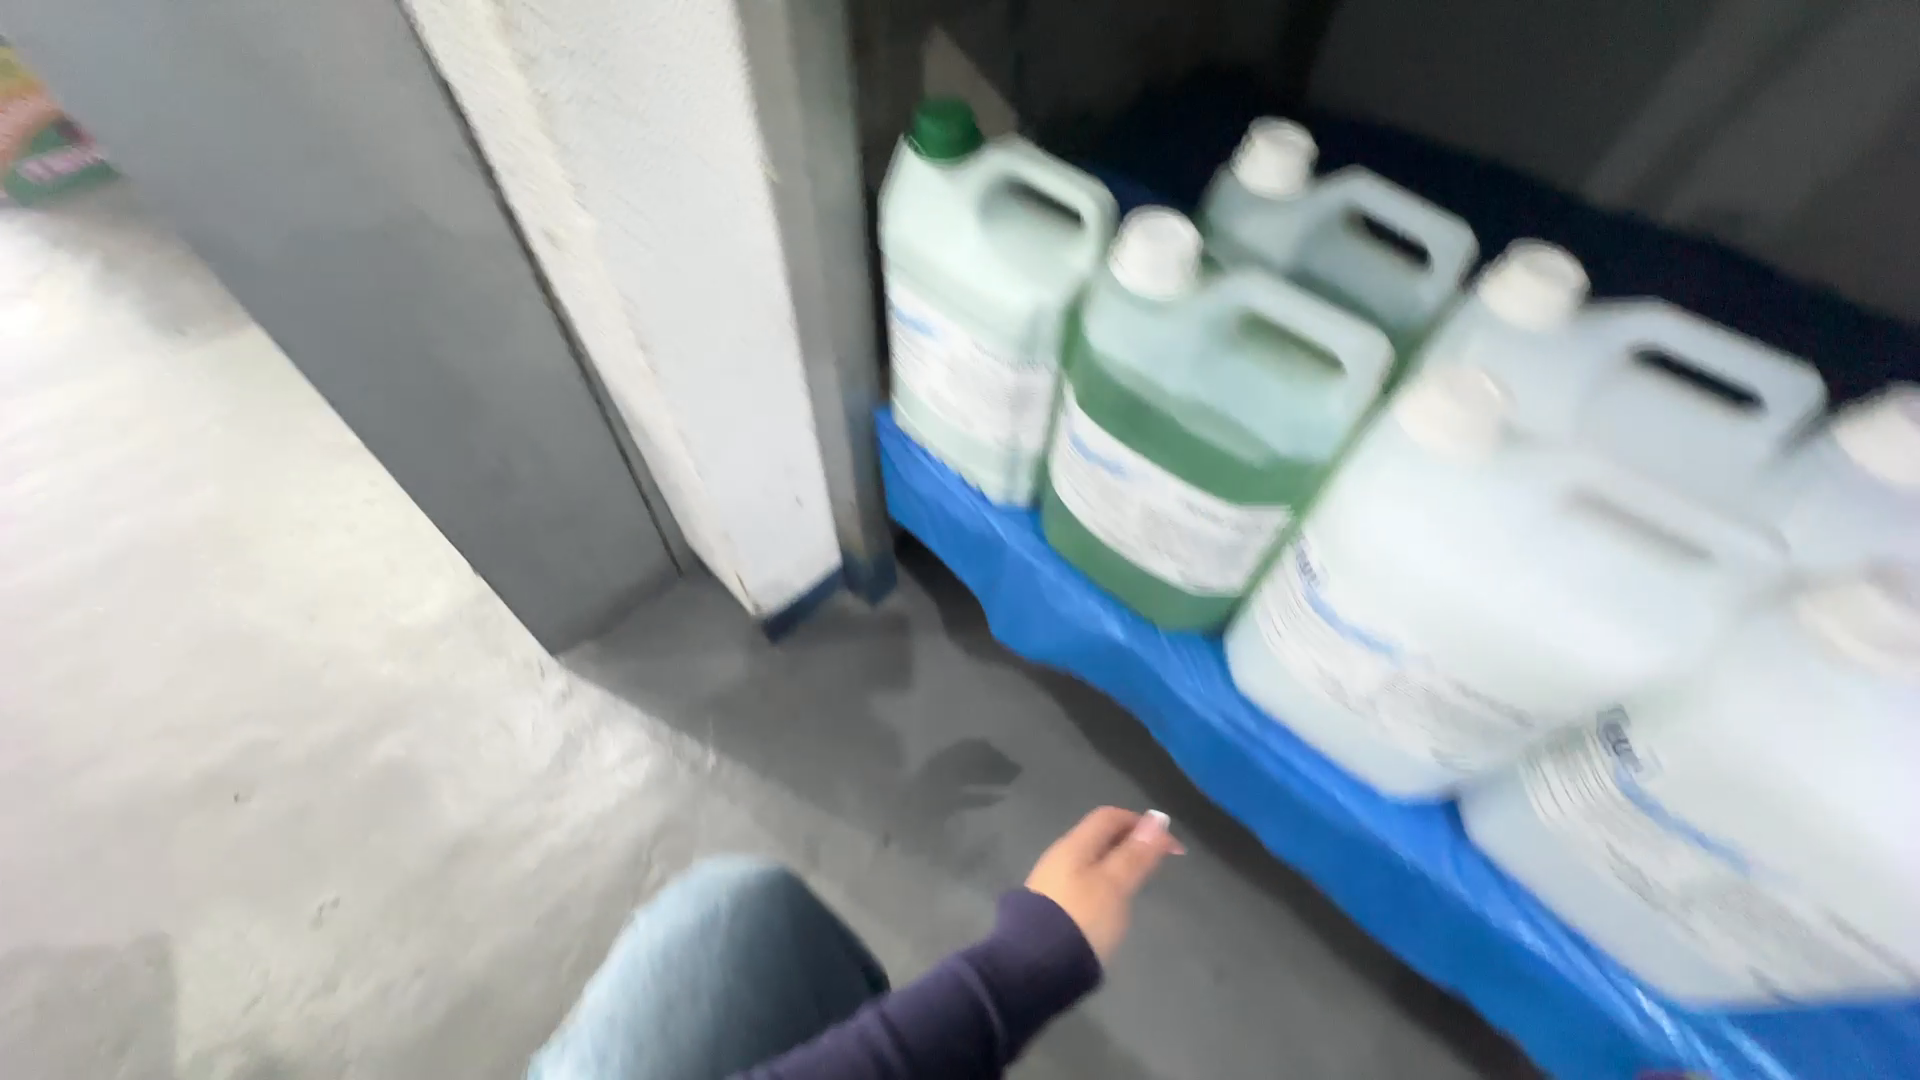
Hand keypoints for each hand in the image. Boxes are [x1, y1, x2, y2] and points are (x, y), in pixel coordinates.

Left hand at [1024, 807, 1184, 960]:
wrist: (1037, 965)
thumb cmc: (1082, 919)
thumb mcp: (1115, 885)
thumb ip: (1135, 854)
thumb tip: (1156, 819)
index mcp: (1075, 845)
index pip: (1109, 817)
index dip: (1141, 824)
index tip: (1171, 847)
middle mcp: (1061, 856)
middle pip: (1099, 837)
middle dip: (1130, 844)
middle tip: (1157, 864)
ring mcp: (1053, 881)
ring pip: (1091, 861)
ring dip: (1117, 865)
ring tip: (1138, 886)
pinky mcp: (1051, 906)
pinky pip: (1082, 882)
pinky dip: (1104, 884)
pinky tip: (1111, 906)